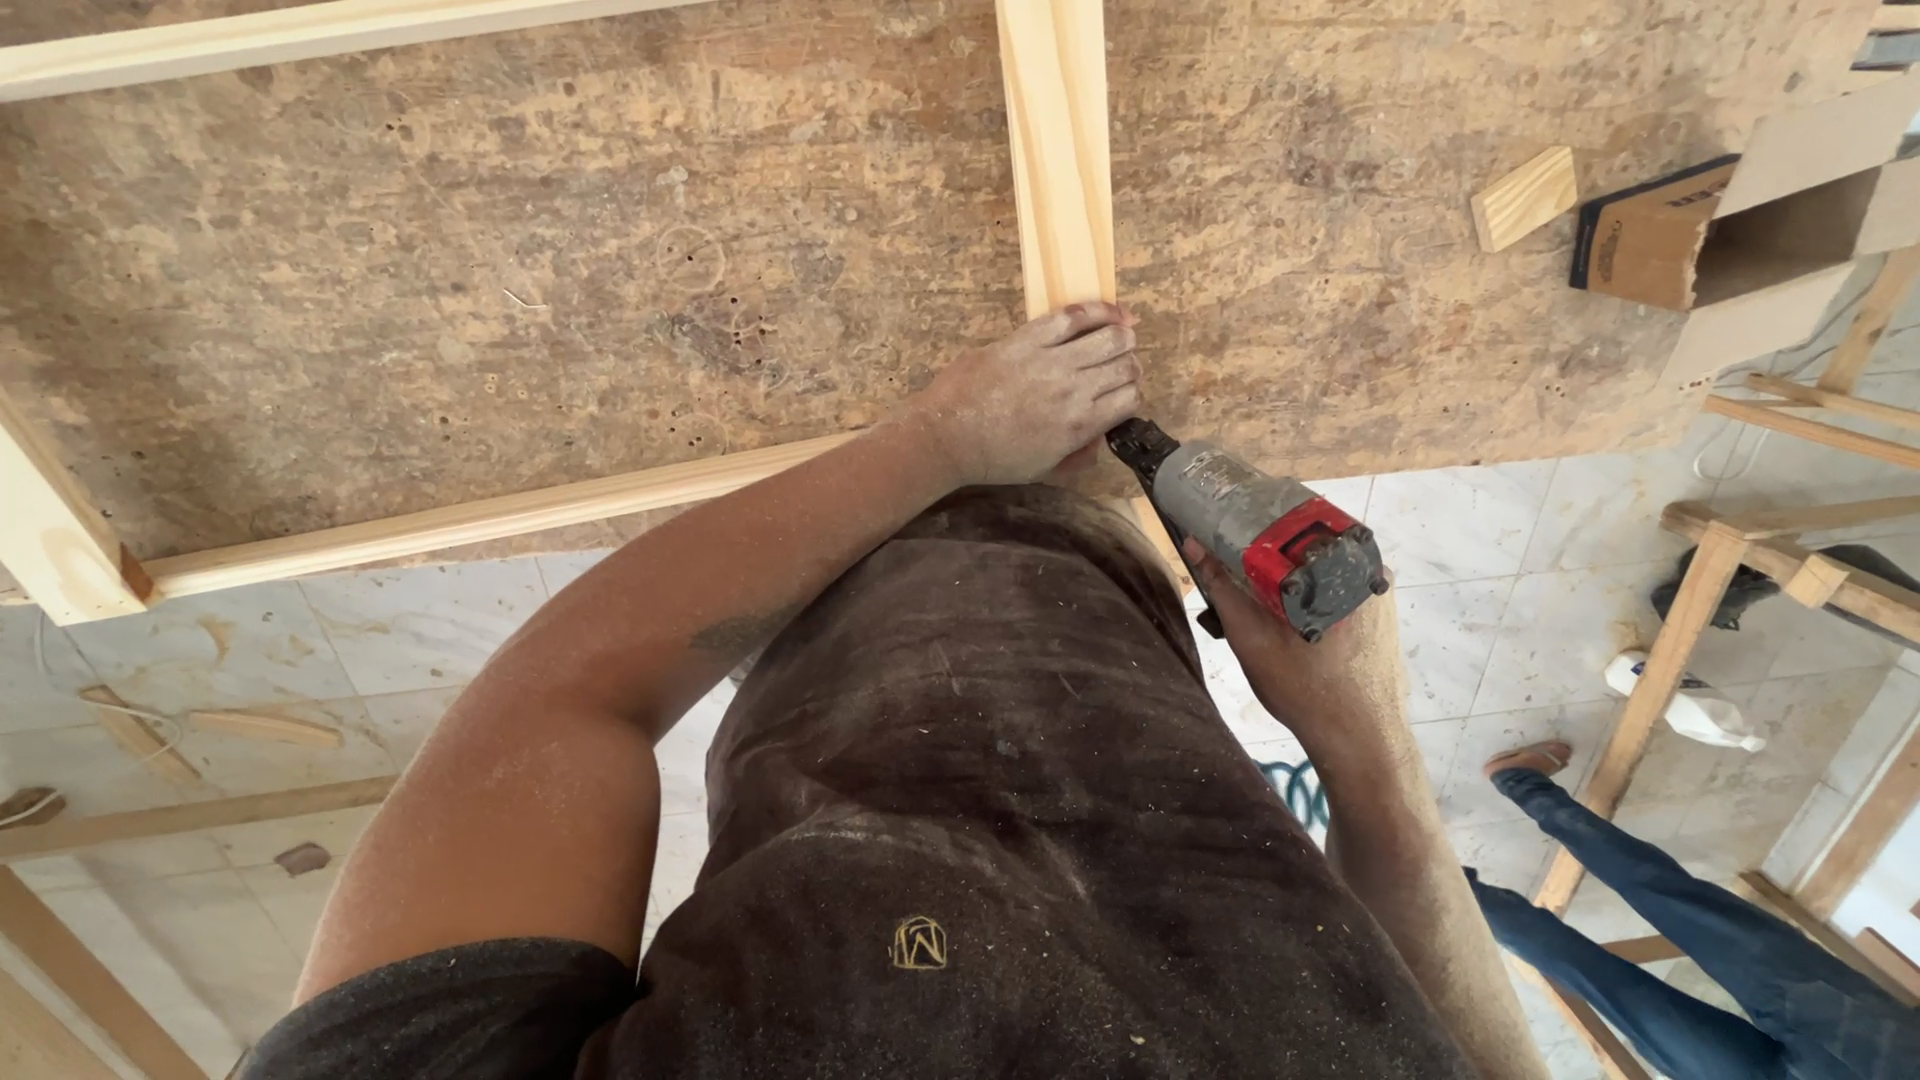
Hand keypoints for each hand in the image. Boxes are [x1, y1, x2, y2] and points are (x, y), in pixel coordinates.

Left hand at [904, 302, 1141, 485]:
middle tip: (1118, 366)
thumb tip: (1099, 437)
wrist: (948, 436)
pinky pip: (1074, 315)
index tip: (1119, 393)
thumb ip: (1078, 457)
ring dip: (1123, 336)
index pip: (1130, 399)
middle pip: (1126, 366)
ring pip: (1111, 337)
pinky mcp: (1029, 338)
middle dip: (1130, 365)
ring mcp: (1052, 360)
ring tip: (1120, 337)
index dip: (1130, 394)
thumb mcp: (1044, 470)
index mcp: (1079, 426)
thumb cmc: (993, 458)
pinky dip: (1100, 310)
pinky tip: (1112, 313)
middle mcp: (1074, 390)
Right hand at [1182, 537, 1406, 745]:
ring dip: (1289, 571)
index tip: (1221, 525)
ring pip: (1321, 562)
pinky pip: (1339, 583)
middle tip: (1232, 563)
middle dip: (1267, 549)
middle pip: (1304, 539)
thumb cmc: (1304, 690)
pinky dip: (1311, 589)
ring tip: (1256, 592)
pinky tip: (1290, 615)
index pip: (1286, 520)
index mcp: (1339, 564)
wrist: (1360, 739)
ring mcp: (1380, 588)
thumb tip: (1194, 544)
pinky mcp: (1384, 610)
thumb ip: (1221, 586)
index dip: (1249, 520)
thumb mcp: (1249, 637)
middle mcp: (1368, 567)